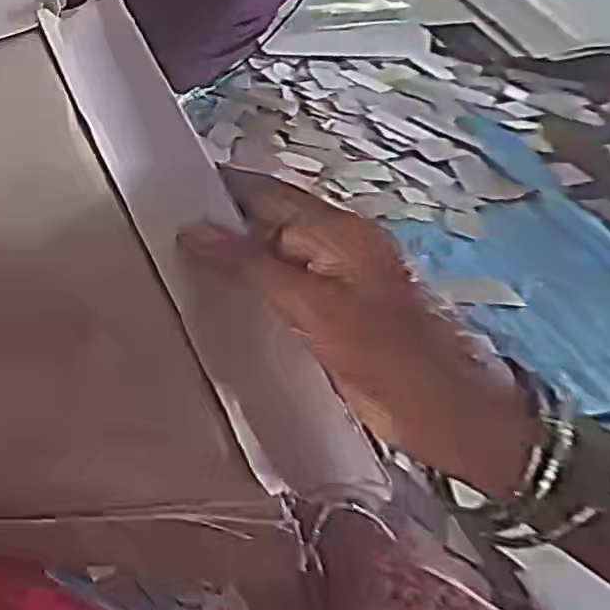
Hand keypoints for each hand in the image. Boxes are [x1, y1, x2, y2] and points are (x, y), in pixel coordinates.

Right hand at [180, 170, 536, 496]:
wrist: (448, 421)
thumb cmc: (389, 358)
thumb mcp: (313, 307)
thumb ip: (250, 265)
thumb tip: (194, 232)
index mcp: (337, 231)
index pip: (265, 193)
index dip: (219, 188)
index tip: (168, 192)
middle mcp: (330, 245)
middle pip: (261, 219)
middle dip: (216, 223)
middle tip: (161, 229)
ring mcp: (325, 276)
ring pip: (262, 251)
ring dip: (226, 255)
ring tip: (176, 257)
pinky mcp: (320, 306)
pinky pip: (269, 280)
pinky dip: (241, 281)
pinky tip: (213, 290)